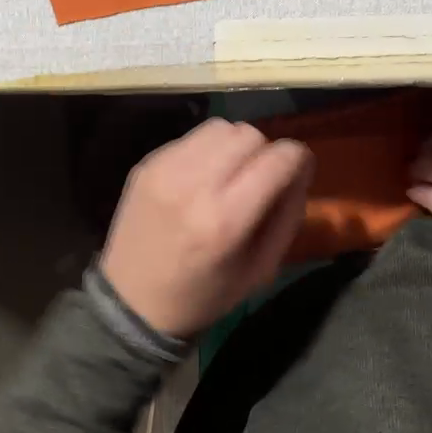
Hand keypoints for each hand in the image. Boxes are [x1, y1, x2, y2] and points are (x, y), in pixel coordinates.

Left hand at [100, 118, 314, 337]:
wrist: (131, 304)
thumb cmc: (204, 295)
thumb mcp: (261, 269)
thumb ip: (288, 215)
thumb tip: (300, 171)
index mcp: (226, 219)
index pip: (280, 159)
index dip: (299, 159)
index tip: (299, 171)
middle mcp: (194, 185)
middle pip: (251, 134)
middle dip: (266, 152)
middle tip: (261, 178)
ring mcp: (165, 169)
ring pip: (222, 127)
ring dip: (236, 146)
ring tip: (231, 174)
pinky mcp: (147, 163)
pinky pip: (192, 138)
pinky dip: (208, 151)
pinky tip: (202, 178)